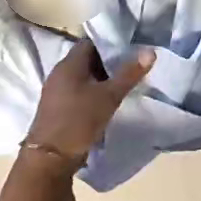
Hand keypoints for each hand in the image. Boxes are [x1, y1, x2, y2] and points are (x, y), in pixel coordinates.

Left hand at [24, 40, 155, 161]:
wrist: (51, 158)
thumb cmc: (79, 120)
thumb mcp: (109, 96)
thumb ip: (129, 73)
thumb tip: (150, 51)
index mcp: (69, 64)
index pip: (90, 42)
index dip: (110, 43)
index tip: (130, 49)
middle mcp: (59, 73)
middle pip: (86, 59)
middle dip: (108, 62)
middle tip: (131, 67)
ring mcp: (55, 91)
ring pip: (82, 77)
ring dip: (101, 79)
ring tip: (123, 84)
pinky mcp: (56, 107)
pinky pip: (77, 91)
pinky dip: (92, 92)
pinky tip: (107, 101)